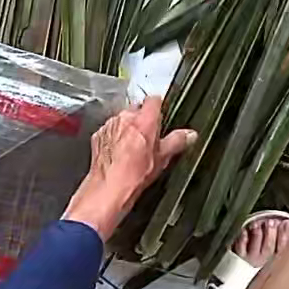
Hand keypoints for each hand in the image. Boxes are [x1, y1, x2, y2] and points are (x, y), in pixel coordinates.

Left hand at [63, 96, 197, 242]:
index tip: (162, 115)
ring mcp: (110, 126)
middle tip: (149, 138)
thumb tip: (190, 135)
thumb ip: (177, 142)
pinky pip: (110, 130)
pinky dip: (114, 137)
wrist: (108, 188)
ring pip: (122, 120)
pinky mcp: (98, 135)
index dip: (159, 107)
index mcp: (144, 120)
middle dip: (143, 120)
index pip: (154, 100)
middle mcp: (125, 118)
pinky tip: (119, 153)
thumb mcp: (162, 158)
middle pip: (137, 109)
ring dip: (128, 129)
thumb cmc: (133, 175)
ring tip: (133, 149)